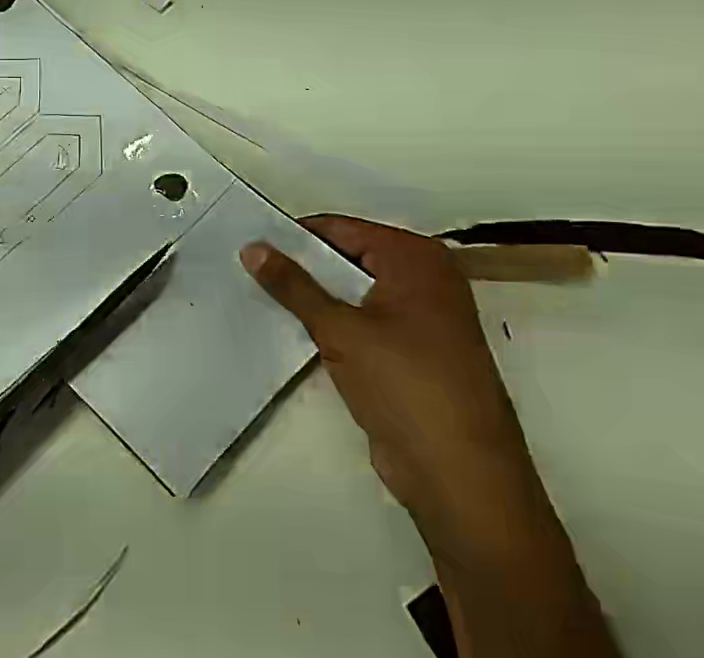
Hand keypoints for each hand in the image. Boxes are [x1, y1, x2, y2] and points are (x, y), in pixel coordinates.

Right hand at [242, 216, 619, 656]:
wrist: (459, 475)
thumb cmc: (404, 385)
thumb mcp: (339, 329)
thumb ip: (293, 286)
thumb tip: (252, 247)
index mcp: (416, 259)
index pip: (340, 229)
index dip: (294, 236)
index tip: (248, 243)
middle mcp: (423, 279)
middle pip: (347, 257)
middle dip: (300, 265)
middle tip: (244, 267)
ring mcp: (420, 317)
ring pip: (351, 291)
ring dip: (312, 296)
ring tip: (256, 293)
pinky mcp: (410, 352)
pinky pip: (360, 321)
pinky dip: (329, 321)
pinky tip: (289, 327)